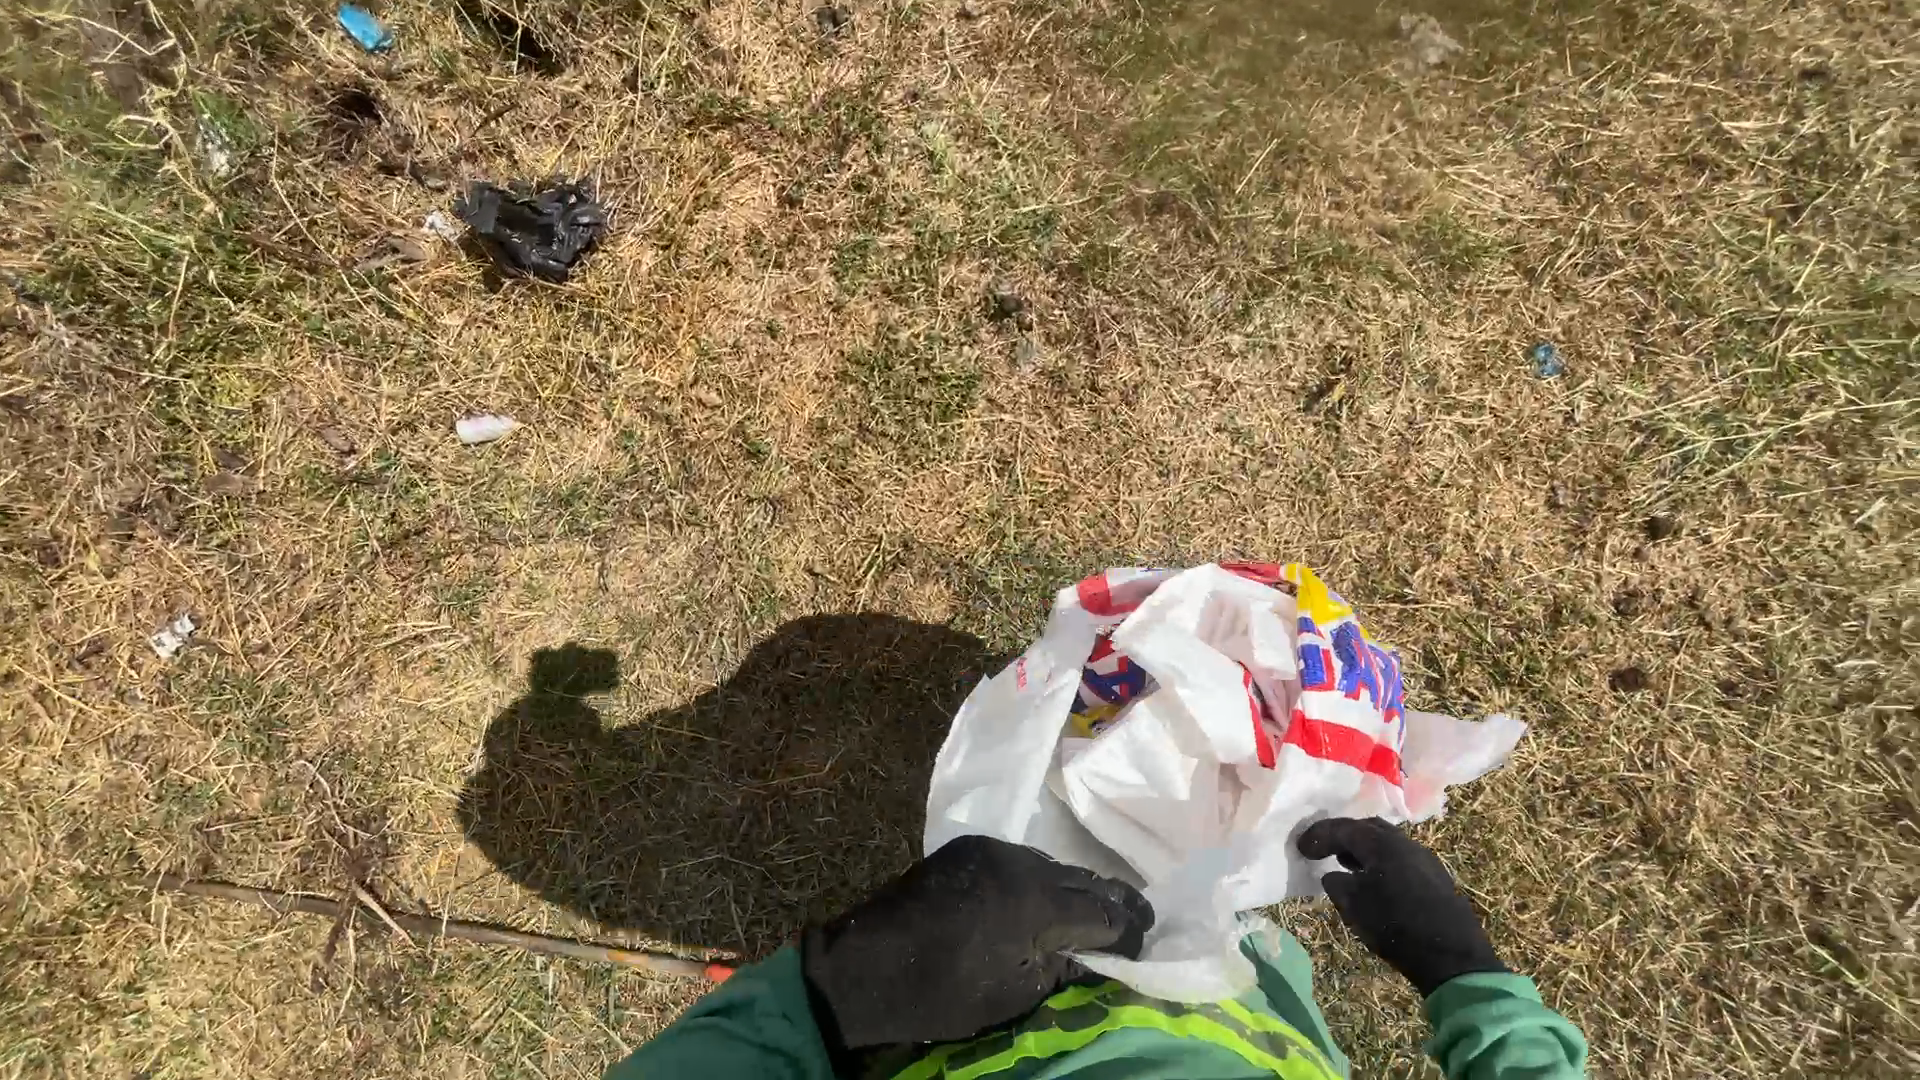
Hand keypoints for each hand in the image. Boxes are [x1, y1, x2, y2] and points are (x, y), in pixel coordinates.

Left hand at [801, 834, 1152, 1050]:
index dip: (1128, 926)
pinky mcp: (969, 847)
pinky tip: (1043, 898)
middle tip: (1140, 915)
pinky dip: (1039, 880)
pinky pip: (1019, 860)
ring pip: (1050, 866)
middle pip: (1080, 878)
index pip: (1100, 909)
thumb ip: (1063, 965)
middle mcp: (1020, 862)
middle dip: (1111, 899)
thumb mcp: (1015, 993)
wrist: (869, 963)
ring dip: (1073, 887)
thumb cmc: (945, 991)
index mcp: (1036, 901)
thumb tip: (1099, 954)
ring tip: (1094, 908)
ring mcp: (991, 849)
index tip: (1147, 938)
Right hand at [1298, 817, 1505, 996]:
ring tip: (1346, 864)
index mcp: (1380, 843)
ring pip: (1386, 843)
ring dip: (1363, 850)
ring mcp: (1424, 859)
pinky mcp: (1436, 878)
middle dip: (1342, 836)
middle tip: (1324, 849)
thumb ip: (1336, 882)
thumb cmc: (1395, 927)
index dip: (1317, 837)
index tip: (1301, 848)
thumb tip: (1335, 874)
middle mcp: (1404, 843)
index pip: (1341, 828)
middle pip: (1366, 828)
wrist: (1454, 961)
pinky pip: (1400, 858)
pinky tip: (1374, 880)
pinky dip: (1381, 862)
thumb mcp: (1352, 905)